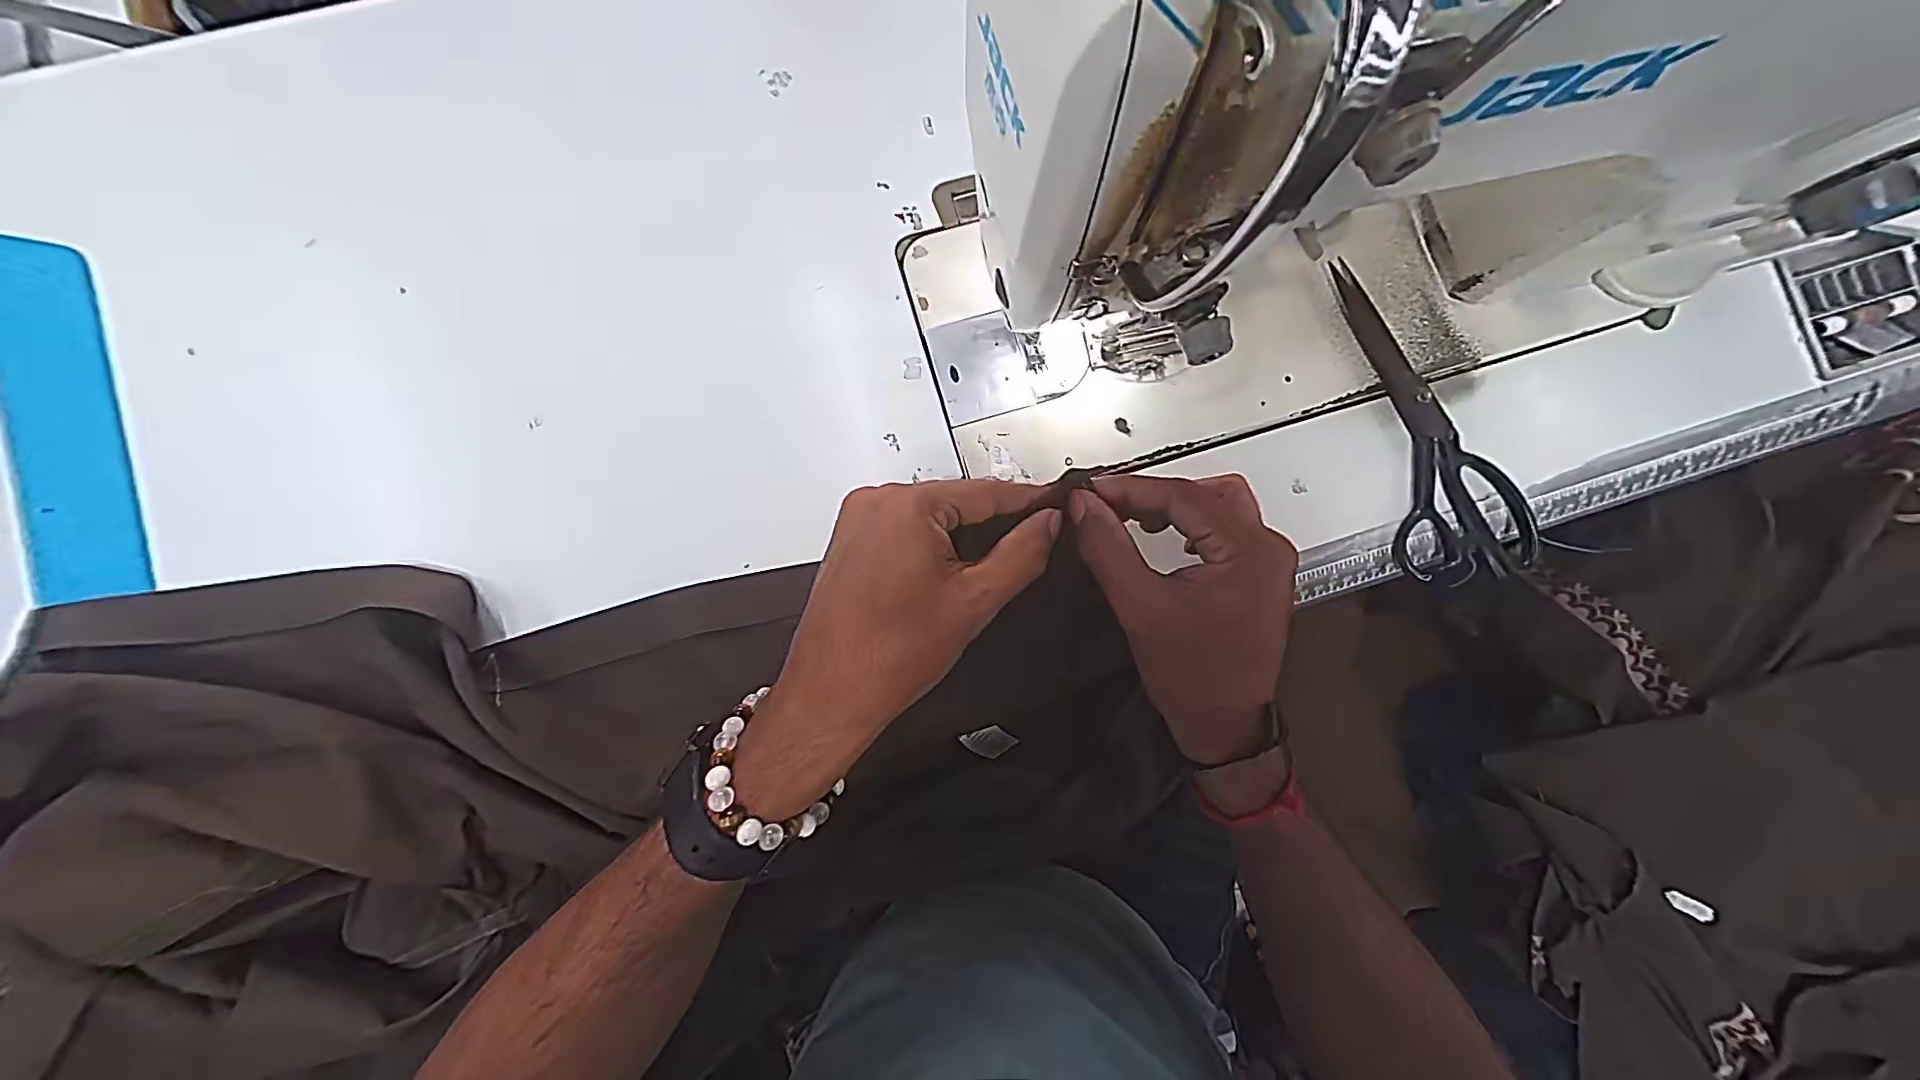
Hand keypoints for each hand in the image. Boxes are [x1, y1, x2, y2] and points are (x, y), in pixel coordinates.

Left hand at [732, 480, 1060, 816]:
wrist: (833, 691)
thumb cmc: (885, 655)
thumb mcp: (975, 601)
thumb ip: (1022, 554)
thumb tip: (1044, 526)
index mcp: (906, 507)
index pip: (985, 491)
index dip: (1027, 501)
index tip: (1049, 504)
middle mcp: (875, 503)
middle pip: (956, 501)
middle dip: (991, 524)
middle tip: (1027, 543)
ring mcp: (858, 520)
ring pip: (930, 515)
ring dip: (958, 538)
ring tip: (973, 578)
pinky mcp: (850, 539)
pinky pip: (903, 528)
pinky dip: (929, 546)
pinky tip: (939, 579)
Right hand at [1070, 474, 1297, 767]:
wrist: (1223, 723)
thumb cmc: (1191, 676)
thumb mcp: (1139, 606)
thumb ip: (1108, 548)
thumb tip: (1085, 506)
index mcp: (1248, 553)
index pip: (1184, 496)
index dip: (1131, 488)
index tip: (1092, 491)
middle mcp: (1268, 550)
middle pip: (1206, 491)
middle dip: (1153, 491)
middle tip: (1109, 502)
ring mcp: (1267, 562)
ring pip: (1219, 504)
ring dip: (1174, 504)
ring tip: (1133, 516)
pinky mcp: (1258, 573)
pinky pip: (1225, 527)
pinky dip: (1190, 522)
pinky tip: (1164, 535)